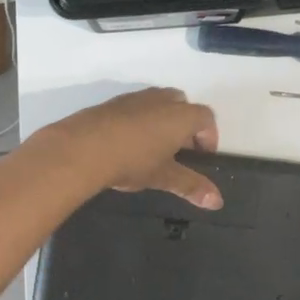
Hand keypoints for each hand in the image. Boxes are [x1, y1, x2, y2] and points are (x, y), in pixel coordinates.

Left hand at [31, 88, 221, 208]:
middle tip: (179, 152)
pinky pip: (136, 107)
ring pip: (159, 103)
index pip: (206, 118)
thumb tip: (217, 201)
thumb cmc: (132, 161)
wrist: (81, 148)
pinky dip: (141, 120)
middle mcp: (162, 100)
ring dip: (163, 120)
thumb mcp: (164, 177)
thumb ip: (191, 186)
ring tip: (153, 148)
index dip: (209, 137)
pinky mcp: (113, 102)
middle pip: (184, 105)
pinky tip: (128, 143)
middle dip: (186, 126)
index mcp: (181, 115)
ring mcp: (136, 98)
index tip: (202, 157)